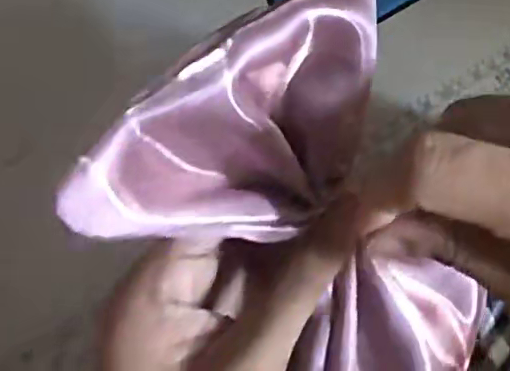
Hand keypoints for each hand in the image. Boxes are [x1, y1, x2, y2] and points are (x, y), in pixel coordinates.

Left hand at [99, 196, 365, 370]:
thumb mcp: (256, 357)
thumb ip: (305, 275)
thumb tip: (358, 197)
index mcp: (150, 286)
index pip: (217, 202)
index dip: (274, 176)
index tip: (329, 158)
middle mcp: (164, 282)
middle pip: (236, 218)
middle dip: (294, 200)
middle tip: (349, 174)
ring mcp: (190, 301)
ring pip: (253, 242)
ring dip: (300, 225)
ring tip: (349, 193)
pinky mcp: (215, 319)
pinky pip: (258, 269)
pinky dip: (294, 254)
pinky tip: (332, 231)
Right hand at [360, 93, 509, 344]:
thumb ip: (464, 251)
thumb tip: (387, 234)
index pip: (428, 163)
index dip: (373, 197)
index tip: (347, 237)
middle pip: (440, 129)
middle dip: (400, 177)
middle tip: (391, 232)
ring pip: (465, 115)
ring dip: (435, 158)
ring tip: (435, 214)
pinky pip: (497, 114)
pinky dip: (470, 145)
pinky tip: (481, 187)